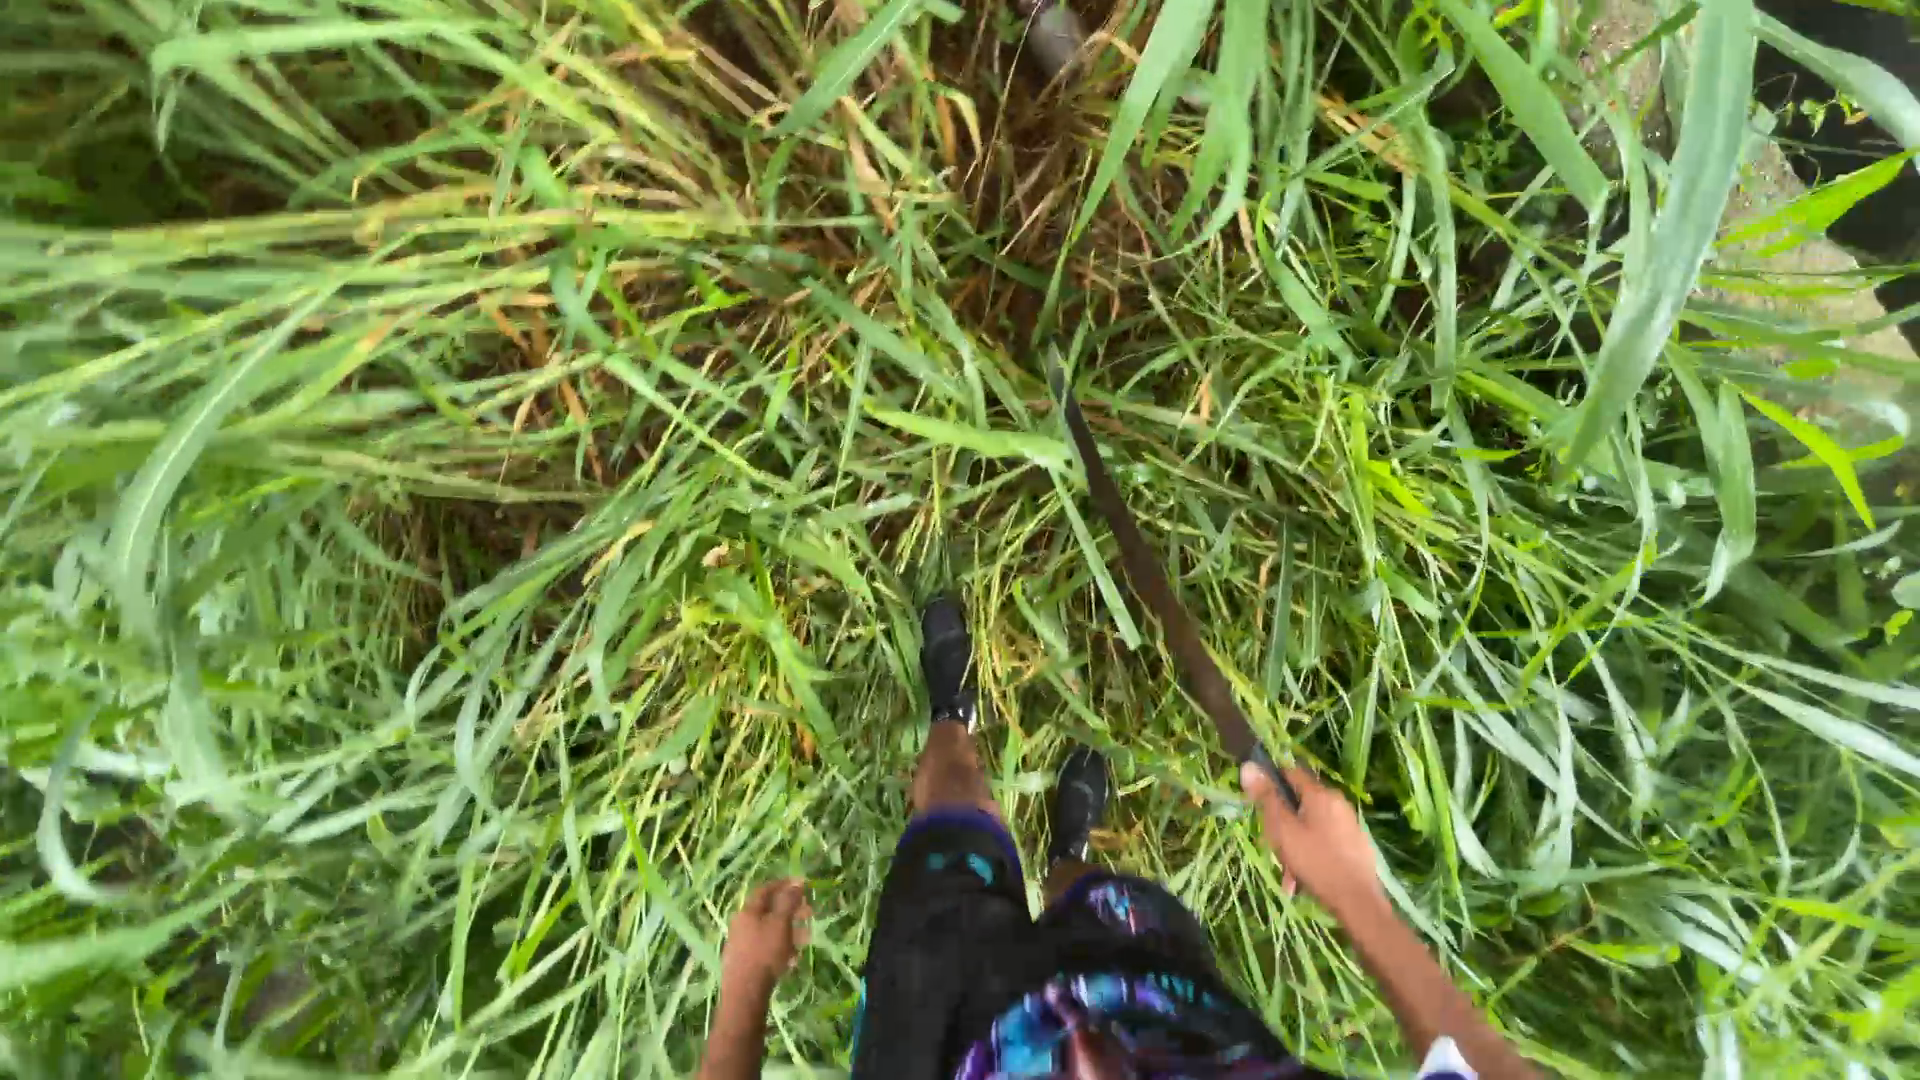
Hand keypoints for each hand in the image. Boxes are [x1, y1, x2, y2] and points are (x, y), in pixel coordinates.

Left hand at [719, 878, 810, 998]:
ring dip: (788, 930)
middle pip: (768, 910)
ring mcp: (740, 944)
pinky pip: (765, 947)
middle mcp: (741, 924)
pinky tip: (792, 958)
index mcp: (748, 911)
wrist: (745, 995)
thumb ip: (789, 901)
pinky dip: (780, 946)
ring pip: (768, 930)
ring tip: (805, 939)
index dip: (784, 885)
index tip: (801, 885)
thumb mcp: (781, 923)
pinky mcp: (743, 963)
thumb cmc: (765, 953)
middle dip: (791, 910)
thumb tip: (797, 881)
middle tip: (809, 913)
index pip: (766, 889)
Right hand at [1241, 762, 1384, 920]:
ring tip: (1287, 870)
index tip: (1258, 802)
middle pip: (1299, 801)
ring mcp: (1348, 823)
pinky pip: (1324, 839)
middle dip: (1282, 820)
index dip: (1270, 782)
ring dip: (1294, 841)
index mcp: (1320, 794)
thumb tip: (1249, 766)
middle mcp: (1337, 802)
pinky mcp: (1355, 843)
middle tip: (1272, 843)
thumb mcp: (1282, 829)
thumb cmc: (1316, 861)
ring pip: (1310, 823)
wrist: (1358, 902)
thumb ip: (1266, 797)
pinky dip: (1310, 851)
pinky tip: (1302, 877)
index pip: (1289, 771)